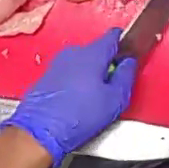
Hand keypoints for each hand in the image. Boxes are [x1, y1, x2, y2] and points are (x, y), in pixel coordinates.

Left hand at [2, 28, 137, 167]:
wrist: (39, 131)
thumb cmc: (81, 115)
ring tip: (93, 99)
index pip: (113, 36)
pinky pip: (67, 74)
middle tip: (112, 87)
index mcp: (92, 53)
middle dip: (105, 65)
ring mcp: (56, 64)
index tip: (128, 58)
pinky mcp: (45, 77)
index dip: (124, 44)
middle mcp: (73, 52)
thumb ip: (126, 76)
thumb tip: (129, 62)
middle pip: (96, 51)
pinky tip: (76, 103)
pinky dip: (75, 83)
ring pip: (81, 64)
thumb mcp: (115, 99)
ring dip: (89, 75)